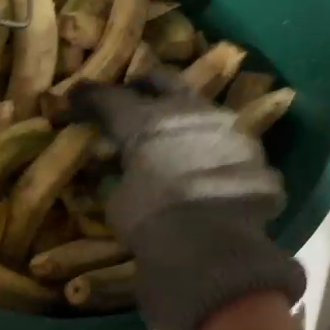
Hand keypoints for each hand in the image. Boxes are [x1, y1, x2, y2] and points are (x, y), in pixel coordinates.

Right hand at [70, 71, 304, 329]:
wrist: (211, 247)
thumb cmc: (150, 221)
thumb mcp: (118, 200)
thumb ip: (122, 176)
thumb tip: (124, 171)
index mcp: (147, 121)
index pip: (111, 98)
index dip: (90, 96)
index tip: (74, 94)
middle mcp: (191, 113)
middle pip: (164, 82)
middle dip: (144, 84)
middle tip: (131, 90)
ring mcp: (229, 129)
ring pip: (201, 108)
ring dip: (183, 115)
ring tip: (171, 130)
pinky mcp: (255, 155)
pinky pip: (224, 143)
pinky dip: (209, 149)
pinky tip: (203, 165)